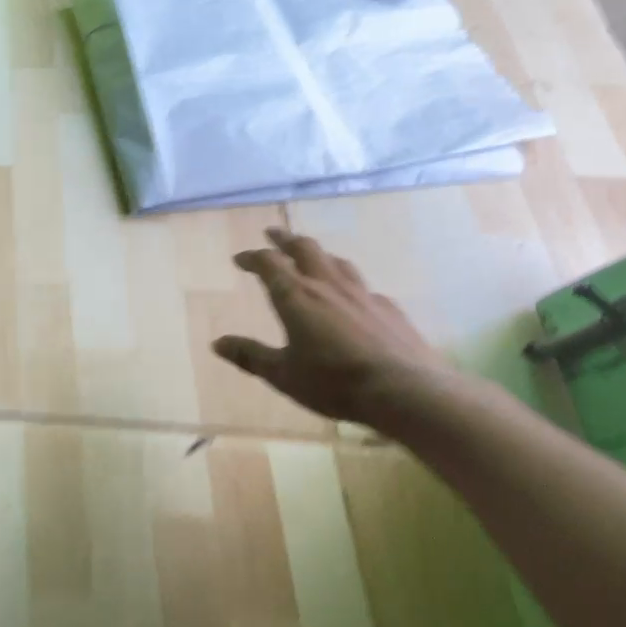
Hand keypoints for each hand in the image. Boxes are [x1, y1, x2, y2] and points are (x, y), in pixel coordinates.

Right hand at [214, 227, 454, 430]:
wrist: (408, 393)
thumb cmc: (335, 382)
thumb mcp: (283, 375)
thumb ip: (250, 356)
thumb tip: (217, 343)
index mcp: (295, 295)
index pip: (268, 263)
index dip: (251, 257)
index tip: (240, 259)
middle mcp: (327, 285)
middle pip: (305, 249)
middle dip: (285, 239)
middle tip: (273, 233)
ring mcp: (363, 295)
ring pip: (337, 262)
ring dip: (320, 255)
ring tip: (312, 257)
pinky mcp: (391, 310)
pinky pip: (365, 288)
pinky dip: (351, 286)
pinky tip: (355, 299)